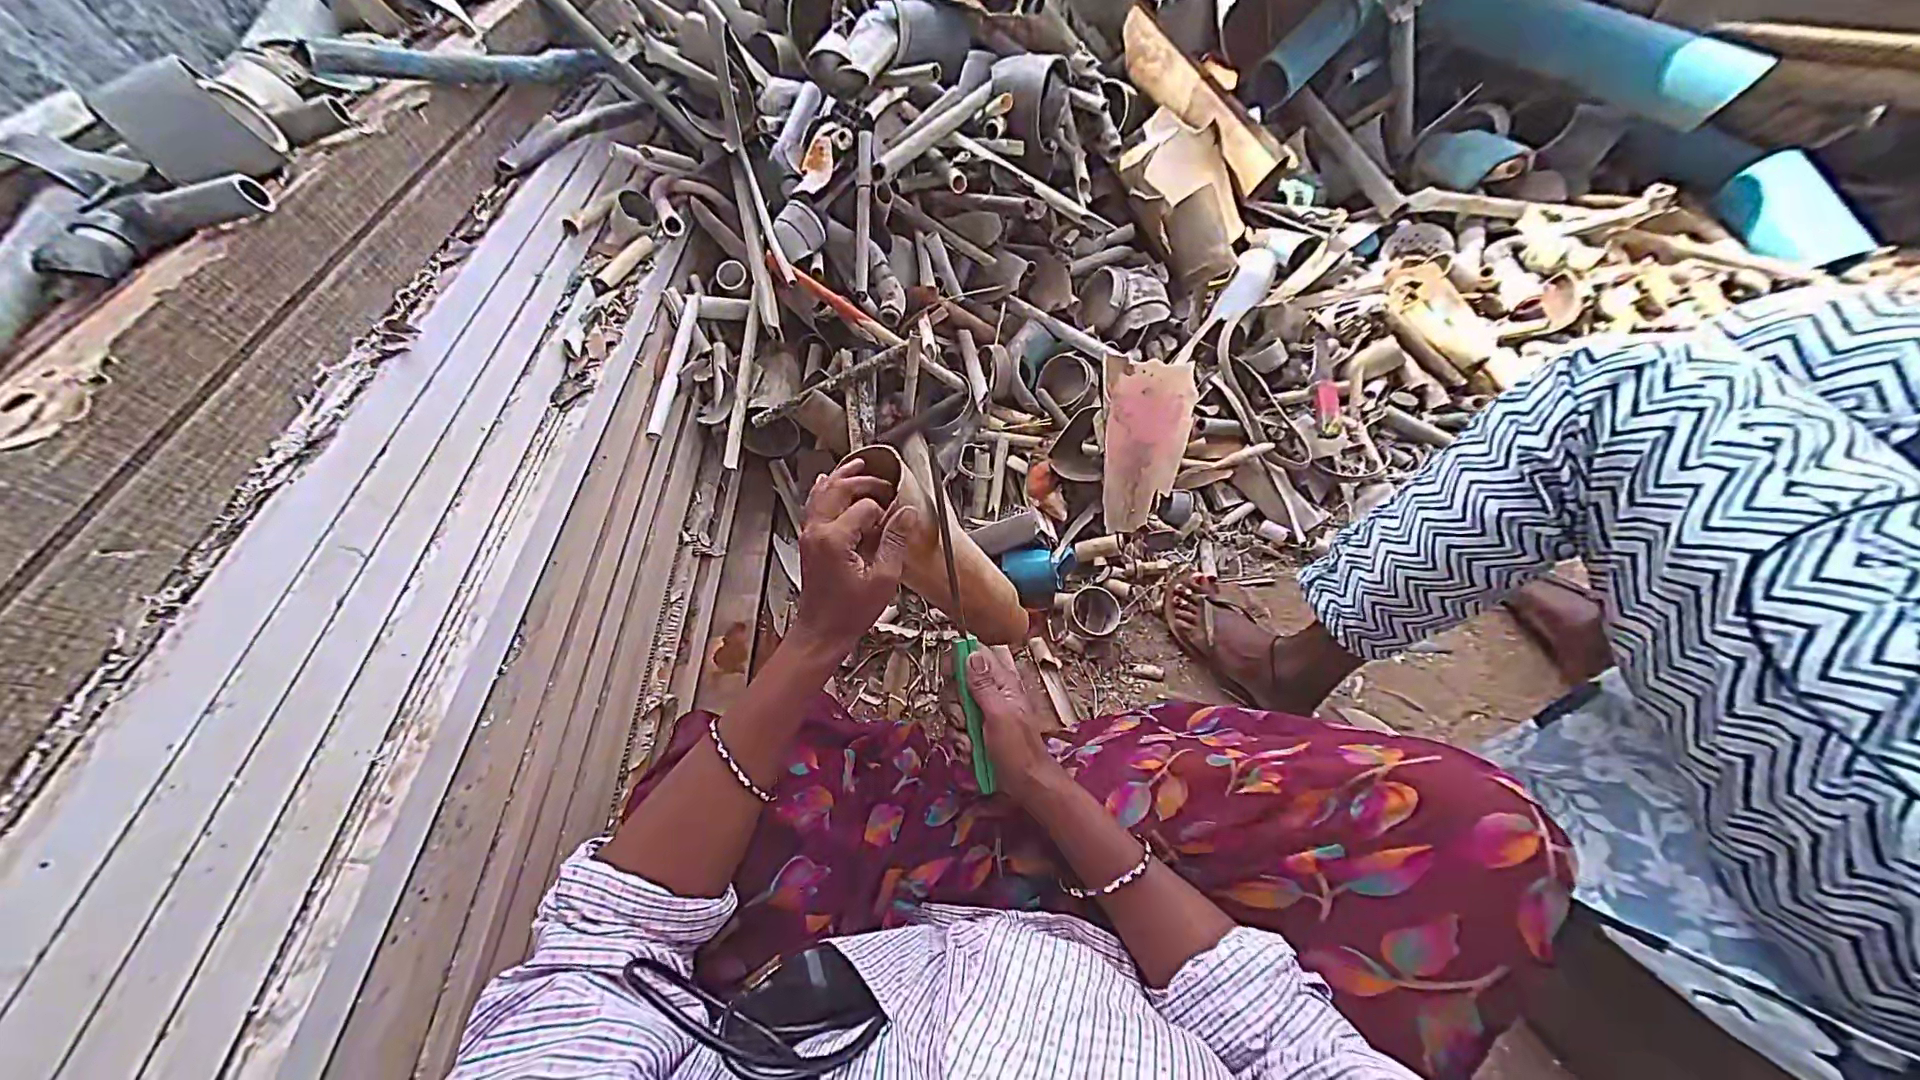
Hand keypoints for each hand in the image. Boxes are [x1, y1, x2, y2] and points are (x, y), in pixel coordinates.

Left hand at [793, 458, 916, 648]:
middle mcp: (817, 531)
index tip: (898, 516)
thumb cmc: (848, 612)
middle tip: (886, 484)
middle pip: (840, 489)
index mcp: (835, 539)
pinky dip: (825, 490)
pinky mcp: (809, 541)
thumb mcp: (883, 578)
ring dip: (842, 477)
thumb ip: (895, 541)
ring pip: (822, 492)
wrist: (822, 631)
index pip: (866, 506)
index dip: (886, 510)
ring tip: (859, 466)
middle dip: (865, 481)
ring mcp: (809, 535)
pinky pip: (814, 505)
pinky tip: (830, 483)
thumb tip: (907, 514)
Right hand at [964, 646, 1065, 803]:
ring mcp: (983, 715)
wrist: (1024, 785)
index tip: (953, 679)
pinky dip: (960, 742)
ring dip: (958, 728)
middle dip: (956, 704)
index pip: (977, 656)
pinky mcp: (976, 733)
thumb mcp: (998, 715)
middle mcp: (991, 695)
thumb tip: (971, 654)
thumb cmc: (1018, 751)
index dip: (960, 661)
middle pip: (958, 685)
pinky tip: (970, 752)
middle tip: (965, 719)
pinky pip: (957, 729)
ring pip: (955, 709)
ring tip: (971, 741)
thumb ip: (983, 685)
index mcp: (1003, 683)